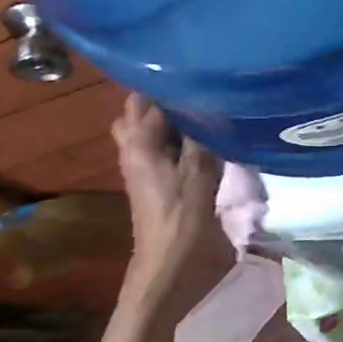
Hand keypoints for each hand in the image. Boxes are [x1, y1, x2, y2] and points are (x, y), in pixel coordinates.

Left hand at [111, 94, 223, 297]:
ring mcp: (140, 166)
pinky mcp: (152, 180)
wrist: (167, 268)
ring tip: (202, 112)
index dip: (172, 83)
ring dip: (168, 119)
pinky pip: (157, 146)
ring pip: (147, 128)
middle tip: (201, 91)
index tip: (200, 73)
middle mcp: (133, 149)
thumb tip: (210, 104)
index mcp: (140, 143)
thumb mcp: (198, 175)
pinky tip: (200, 138)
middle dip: (166, 97)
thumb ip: (201, 138)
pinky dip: (172, 138)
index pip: (148, 97)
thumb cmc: (182, 222)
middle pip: (140, 110)